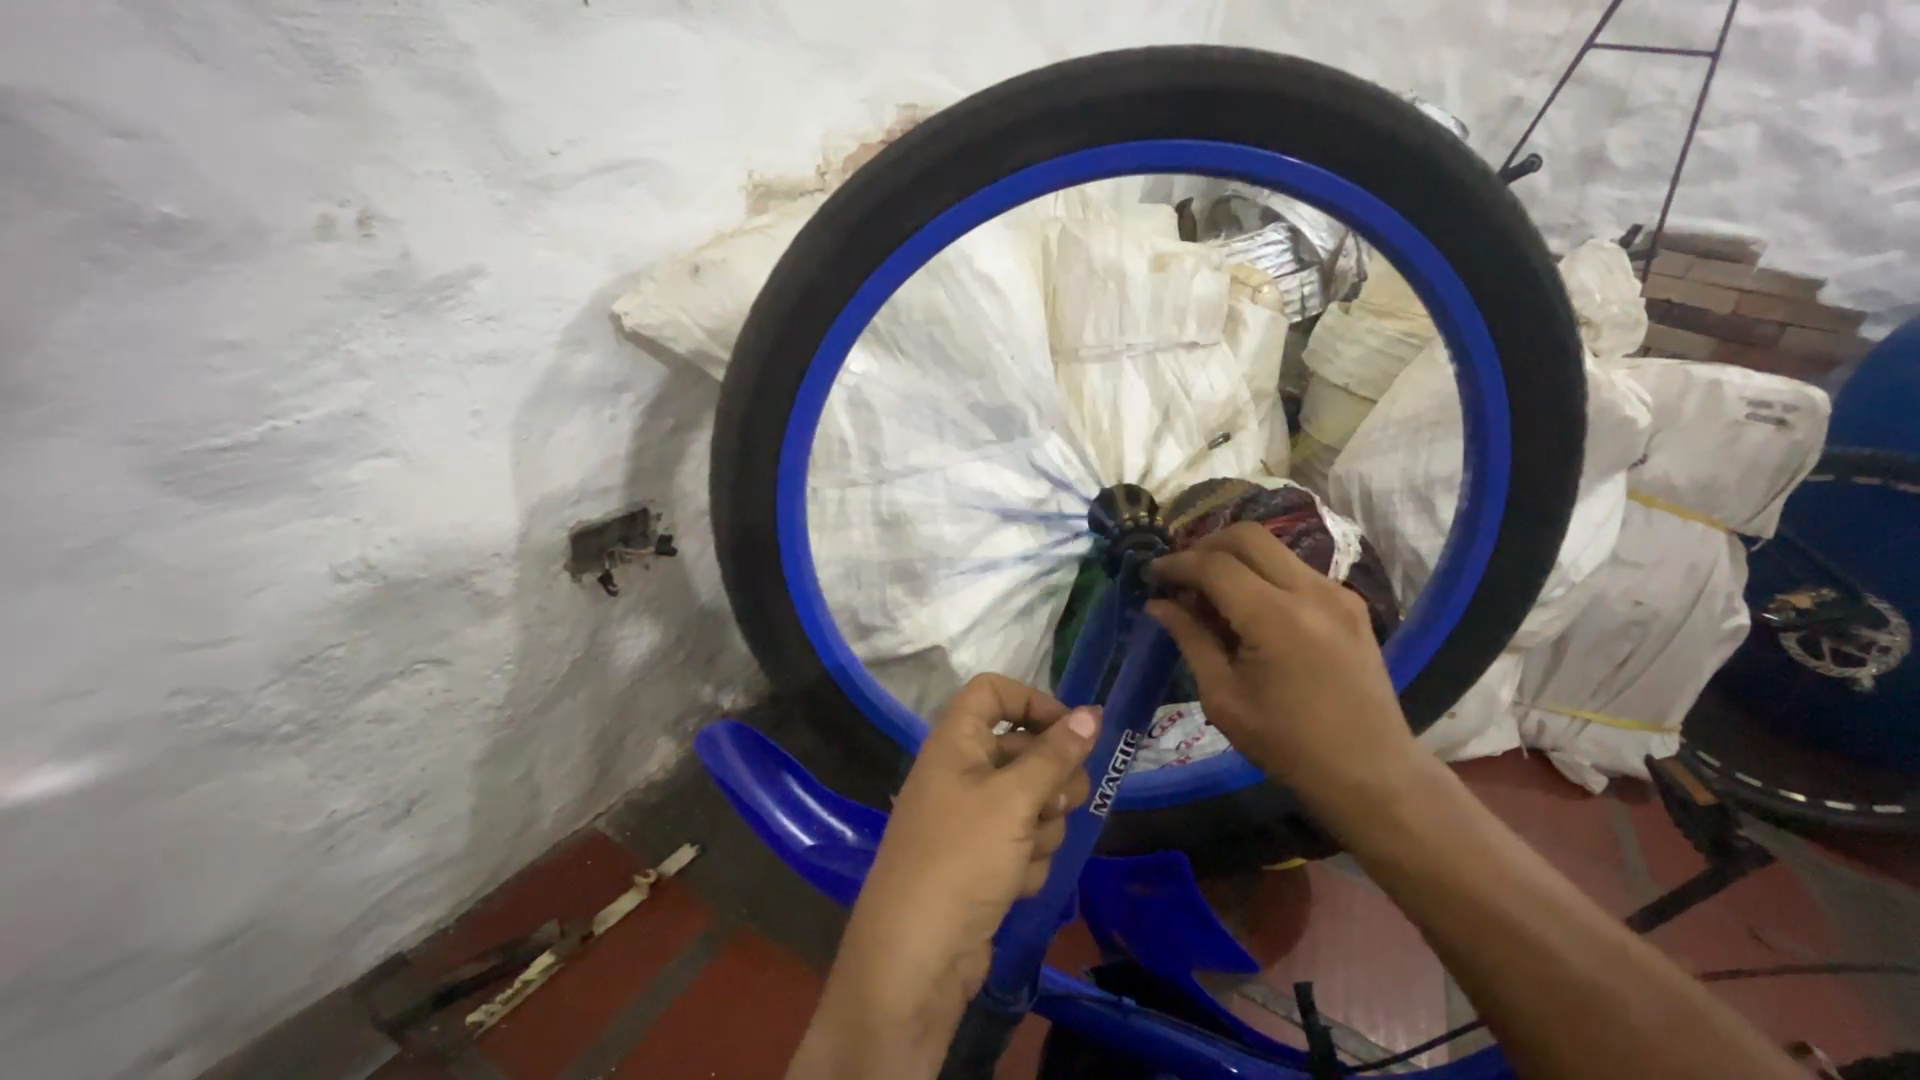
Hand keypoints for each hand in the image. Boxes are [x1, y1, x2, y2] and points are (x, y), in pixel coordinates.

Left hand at [793, 675, 1097, 1077]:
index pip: (993, 692)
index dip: (1033, 702)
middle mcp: (961, 773)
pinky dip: (1026, 863)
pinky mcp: (983, 862)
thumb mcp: (1014, 800)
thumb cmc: (962, 859)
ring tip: (1022, 855)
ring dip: (1040, 830)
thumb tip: (1090, 713)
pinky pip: (1024, 843)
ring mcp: (971, 820)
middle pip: (1024, 750)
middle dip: (1050, 781)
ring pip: (1033, 802)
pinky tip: (1012, 886)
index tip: (1072, 733)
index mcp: (955, 742)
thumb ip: (1055, 755)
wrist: (917, 956)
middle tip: (1054, 806)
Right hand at [1146, 521, 1425, 818]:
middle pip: (1247, 536)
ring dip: (1236, 558)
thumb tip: (1159, 605)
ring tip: (1210, 593)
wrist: (1370, 771)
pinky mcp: (1351, 604)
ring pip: (1275, 548)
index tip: (1151, 574)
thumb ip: (1191, 640)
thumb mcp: (1224, 697)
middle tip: (1180, 575)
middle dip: (1205, 546)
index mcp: (1276, 617)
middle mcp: (1311, 591)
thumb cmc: (1287, 744)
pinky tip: (1248, 608)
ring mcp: (1337, 594)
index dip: (1177, 563)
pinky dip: (1264, 574)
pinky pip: (1297, 570)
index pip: (1214, 565)